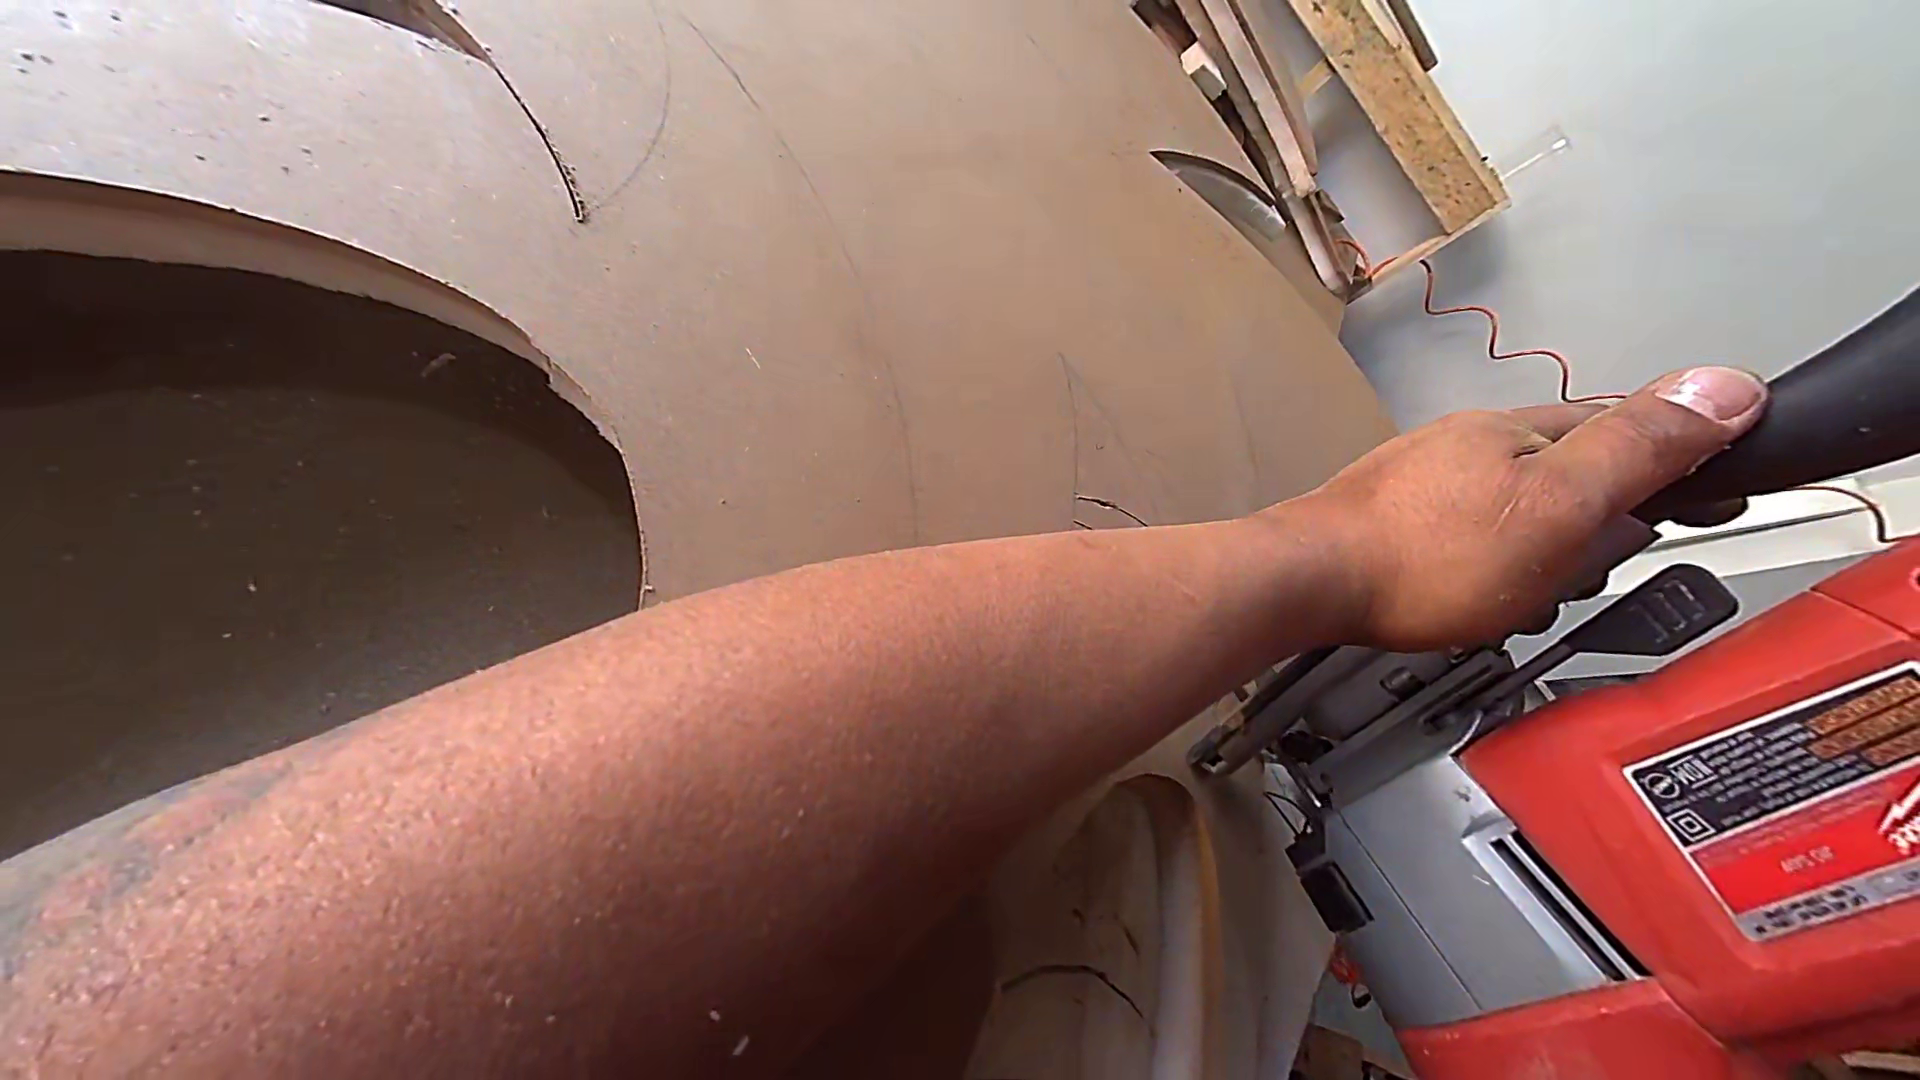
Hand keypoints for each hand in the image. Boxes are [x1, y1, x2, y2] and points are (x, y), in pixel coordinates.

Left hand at [1289, 367, 1767, 650]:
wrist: (1308, 582)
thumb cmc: (1427, 554)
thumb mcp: (1557, 503)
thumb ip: (1637, 447)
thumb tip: (1722, 384)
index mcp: (1505, 430)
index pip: (1619, 428)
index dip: (1671, 467)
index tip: (1699, 509)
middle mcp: (1455, 446)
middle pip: (1560, 479)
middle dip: (1584, 529)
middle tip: (1570, 572)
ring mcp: (1413, 484)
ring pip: (1506, 516)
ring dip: (1528, 558)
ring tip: (1509, 594)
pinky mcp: (1381, 522)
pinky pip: (1455, 541)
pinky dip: (1475, 569)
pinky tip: (1460, 596)